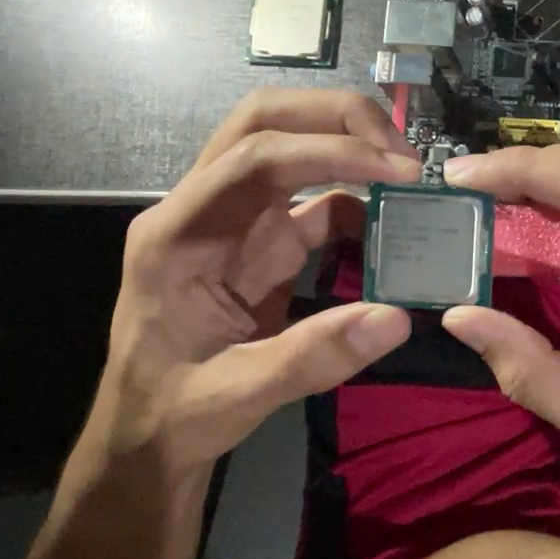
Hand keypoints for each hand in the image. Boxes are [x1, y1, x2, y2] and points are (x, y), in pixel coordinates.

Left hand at [86, 88, 420, 470]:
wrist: (150, 439)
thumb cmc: (176, 413)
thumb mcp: (239, 394)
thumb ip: (314, 357)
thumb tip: (397, 317)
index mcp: (180, 235)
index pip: (253, 158)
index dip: (329, 152)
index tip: (396, 170)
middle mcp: (206, 211)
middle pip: (264, 123)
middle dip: (337, 119)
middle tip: (404, 149)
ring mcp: (237, 225)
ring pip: (290, 151)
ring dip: (350, 149)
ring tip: (408, 175)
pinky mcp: (264, 246)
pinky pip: (314, 204)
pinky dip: (358, 204)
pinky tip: (394, 225)